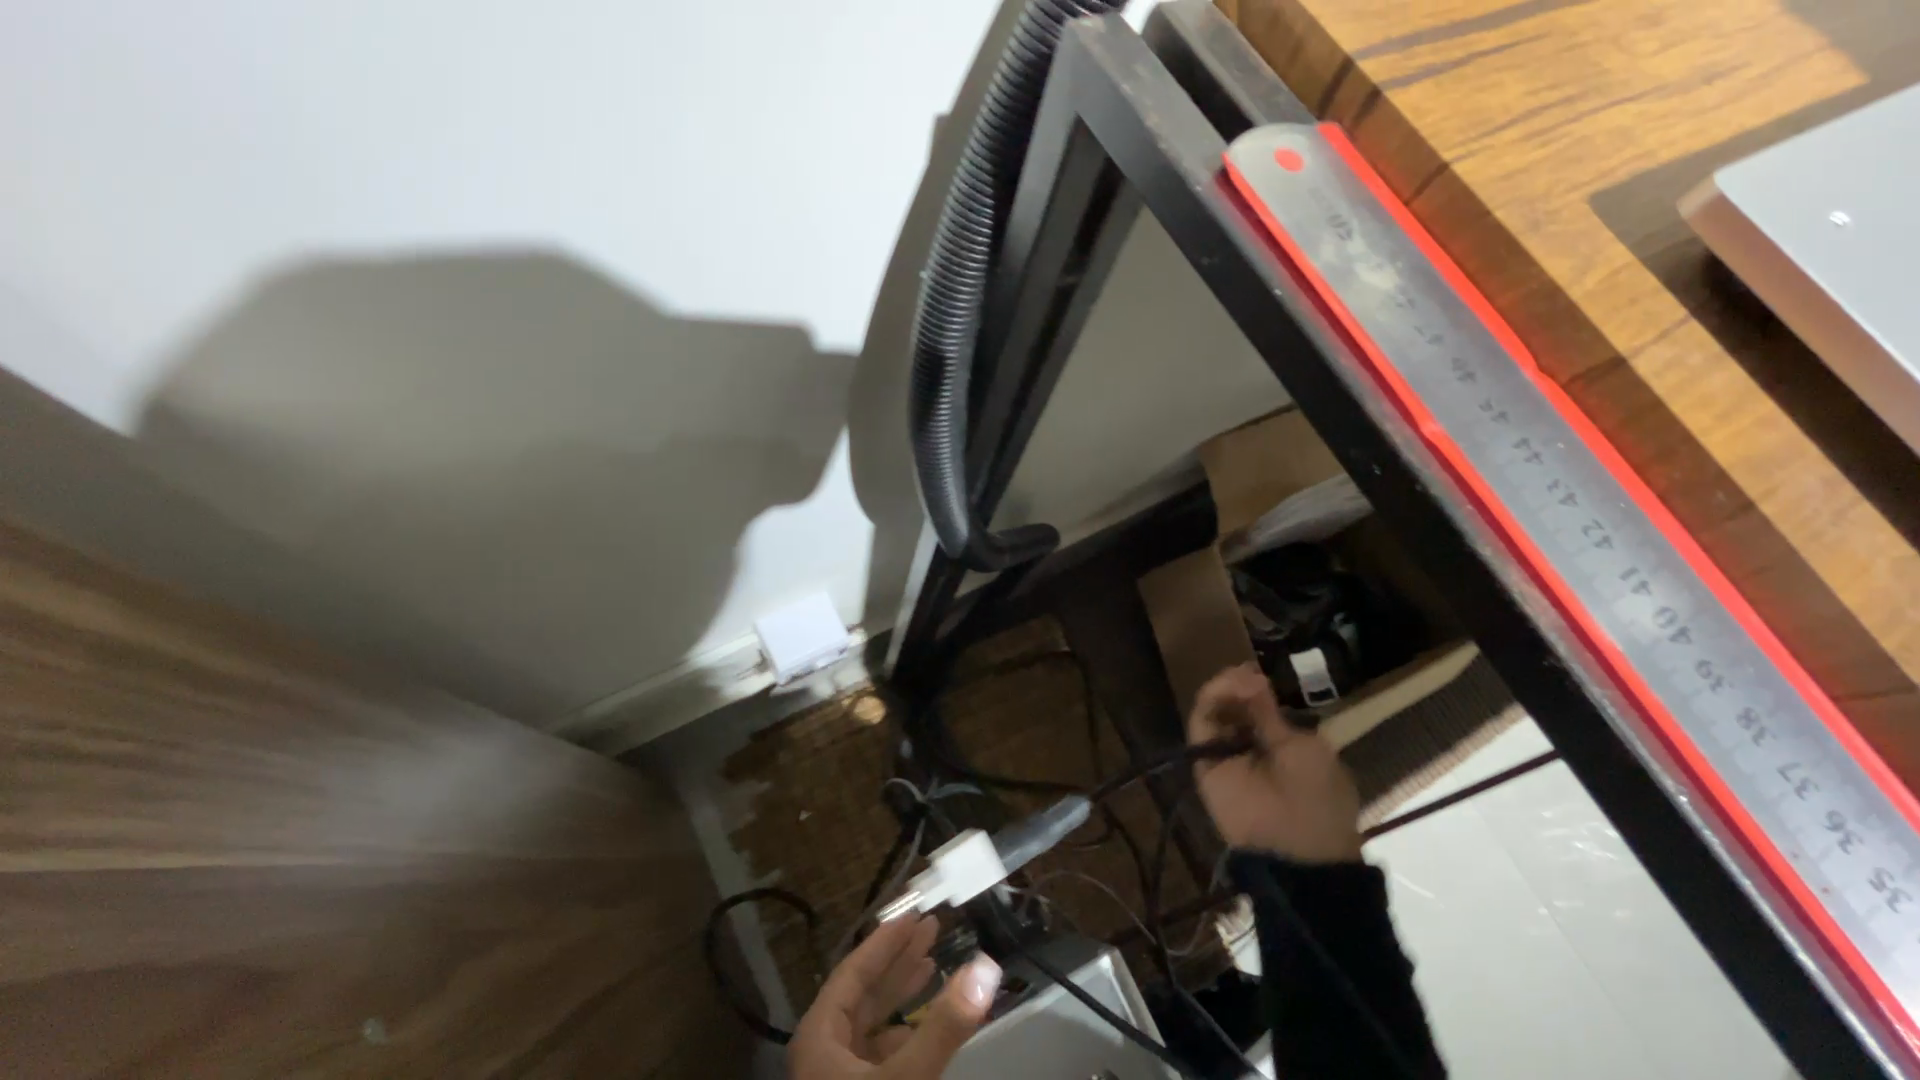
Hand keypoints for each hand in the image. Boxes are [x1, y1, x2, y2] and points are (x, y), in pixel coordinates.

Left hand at [789, 914, 1000, 1078]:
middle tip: (934, 928)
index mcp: (820, 1036)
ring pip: (872, 1024)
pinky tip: (925, 1026)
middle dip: (899, 961)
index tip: (914, 914)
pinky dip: (906, 1033)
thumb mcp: (905, 1077)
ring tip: (934, 964)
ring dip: (903, 994)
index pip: (853, 972)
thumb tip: (985, 967)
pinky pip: (881, 1054)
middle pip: (863, 993)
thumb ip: (944, 1026)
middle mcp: (824, 1052)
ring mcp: (839, 1079)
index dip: (885, 942)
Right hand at [1188, 663, 1362, 862]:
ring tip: (1239, 680)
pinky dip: (1211, 700)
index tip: (1260, 675)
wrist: (1292, 847)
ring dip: (1226, 688)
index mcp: (1284, 747)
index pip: (1262, 709)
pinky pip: (1202, 723)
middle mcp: (1251, 747)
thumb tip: (1254, 679)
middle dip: (1242, 685)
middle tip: (1248, 674)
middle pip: (1236, 706)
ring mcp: (1226, 754)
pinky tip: (1226, 687)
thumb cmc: (1314, 796)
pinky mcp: (1204, 761)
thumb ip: (1270, 716)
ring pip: (1216, 710)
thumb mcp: (1301, 748)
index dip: (1259, 690)